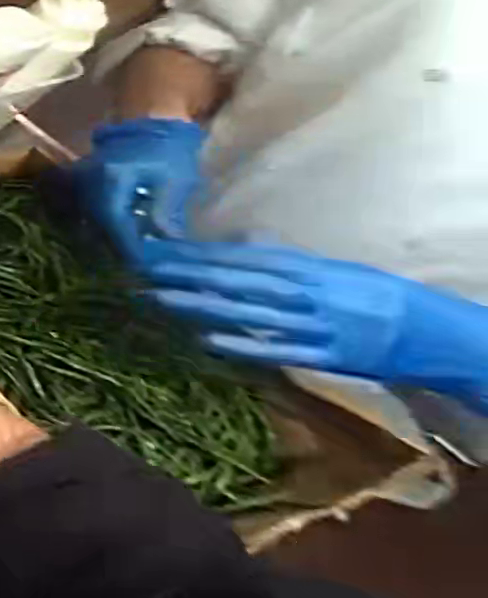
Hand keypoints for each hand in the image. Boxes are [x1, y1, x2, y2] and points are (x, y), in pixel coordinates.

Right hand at [73, 117, 205, 262]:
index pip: (113, 221)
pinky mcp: (78, 186)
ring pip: (85, 221)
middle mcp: (86, 185)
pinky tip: (110, 238)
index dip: (126, 245)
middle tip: (129, 266)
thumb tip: (165, 242)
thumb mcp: (174, 181)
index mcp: (109, 182)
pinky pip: (83, 213)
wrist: (147, 124)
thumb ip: (165, 212)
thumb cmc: (167, 151)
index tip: (139, 265)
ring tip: (120, 255)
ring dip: (102, 239)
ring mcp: (78, 185)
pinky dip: (96, 227)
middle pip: (93, 225)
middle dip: (111, 247)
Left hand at [141, 239, 487, 410]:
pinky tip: (205, 341)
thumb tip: (239, 238)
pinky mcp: (333, 359)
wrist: (457, 341)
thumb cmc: (385, 299)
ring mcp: (325, 328)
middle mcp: (319, 296)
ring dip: (202, 307)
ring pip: (253, 314)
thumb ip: (285, 258)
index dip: (202, 254)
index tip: (160, 250)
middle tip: (142, 271)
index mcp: (319, 271)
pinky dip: (245, 346)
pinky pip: (281, 352)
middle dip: (191, 276)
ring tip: (157, 299)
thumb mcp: (338, 270)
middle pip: (244, 283)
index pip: (250, 259)